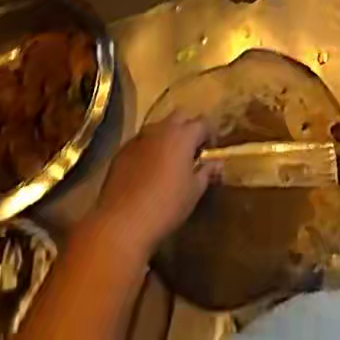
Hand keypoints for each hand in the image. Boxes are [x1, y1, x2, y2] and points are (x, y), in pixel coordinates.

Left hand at [89, 117, 216, 256]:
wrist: (122, 223)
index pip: (203, 122)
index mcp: (183, 135)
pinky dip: (148, 149)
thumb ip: (207, 172)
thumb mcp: (194, 192)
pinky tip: (147, 171)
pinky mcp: (122, 151)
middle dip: (188, 128)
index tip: (211, 150)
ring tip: (169, 161)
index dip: (210, 134)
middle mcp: (161, 129)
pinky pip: (141, 142)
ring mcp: (139, 138)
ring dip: (167, 137)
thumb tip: (218, 164)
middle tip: (191, 150)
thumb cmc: (166, 206)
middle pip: (180, 116)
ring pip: (158, 128)